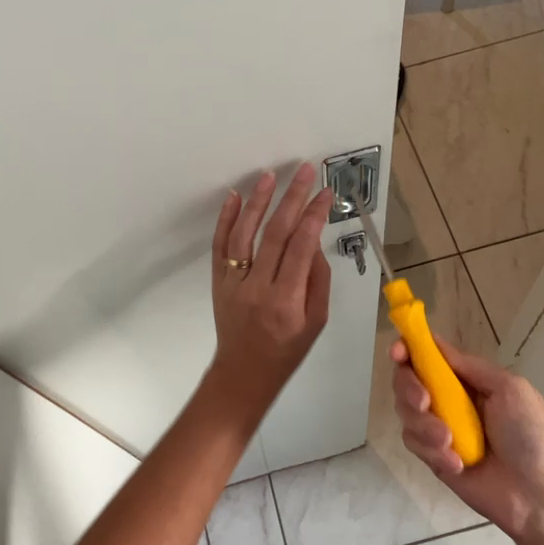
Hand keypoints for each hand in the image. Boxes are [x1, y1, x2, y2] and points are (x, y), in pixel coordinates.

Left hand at [209, 165, 334, 400]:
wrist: (244, 373)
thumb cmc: (287, 350)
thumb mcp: (317, 322)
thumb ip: (318, 280)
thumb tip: (314, 240)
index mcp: (287, 301)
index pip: (302, 247)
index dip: (314, 215)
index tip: (324, 193)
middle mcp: (258, 288)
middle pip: (276, 234)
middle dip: (292, 198)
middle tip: (303, 171)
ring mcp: (234, 283)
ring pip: (245, 234)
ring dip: (258, 202)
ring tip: (270, 176)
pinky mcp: (218, 281)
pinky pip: (221, 246)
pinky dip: (226, 220)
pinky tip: (234, 197)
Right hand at [391, 336, 543, 540]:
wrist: (537, 494)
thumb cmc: (530, 434)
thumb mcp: (510, 388)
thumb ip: (469, 366)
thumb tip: (434, 345)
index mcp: (467, 380)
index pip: (428, 356)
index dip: (408, 349)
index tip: (397, 353)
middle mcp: (449, 400)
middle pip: (407, 381)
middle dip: (409, 388)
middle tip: (424, 402)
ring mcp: (438, 429)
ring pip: (406, 413)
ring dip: (424, 425)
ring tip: (449, 442)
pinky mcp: (434, 458)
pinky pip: (414, 443)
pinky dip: (432, 452)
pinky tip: (458, 464)